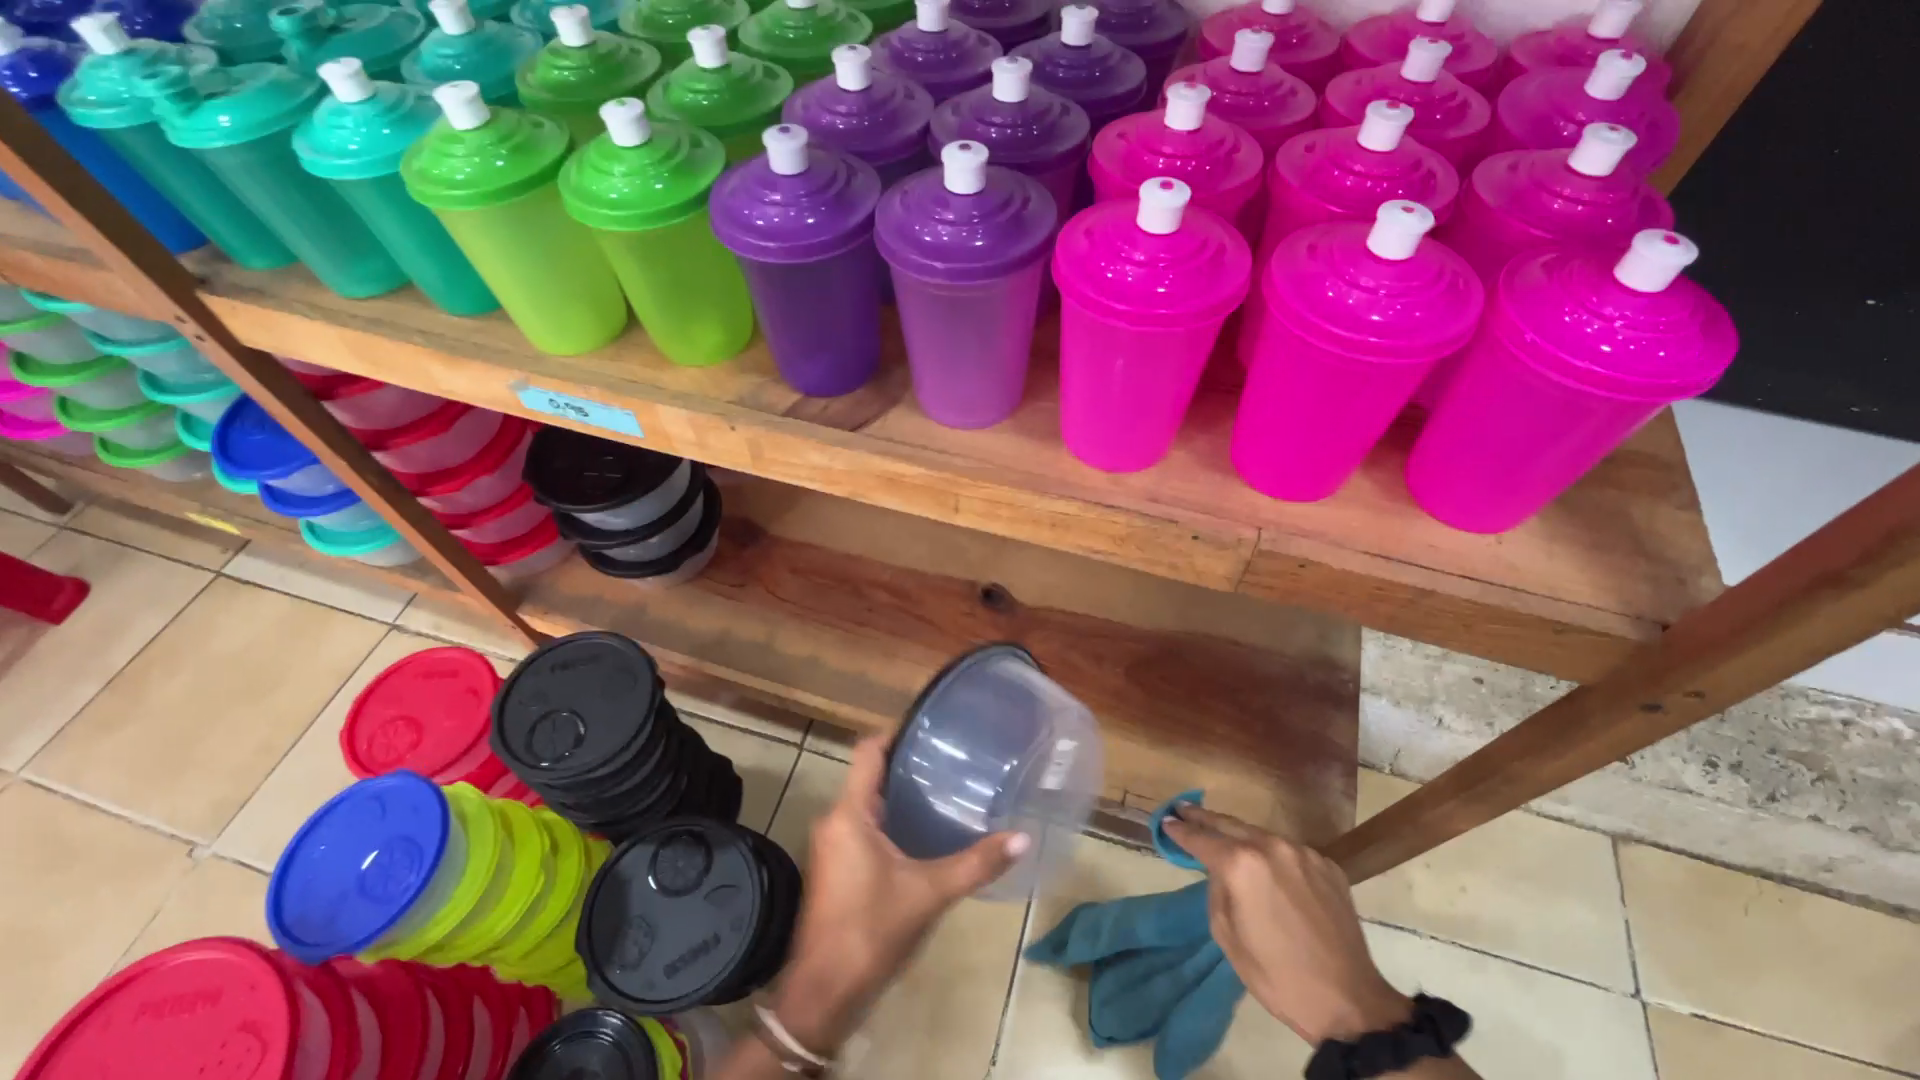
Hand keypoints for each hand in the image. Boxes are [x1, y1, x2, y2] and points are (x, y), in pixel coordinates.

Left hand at [769, 737, 1029, 1052]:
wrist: (823, 993)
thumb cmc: (870, 932)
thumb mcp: (929, 893)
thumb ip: (976, 863)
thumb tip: (1025, 837)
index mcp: (849, 815)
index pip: (868, 752)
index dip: (896, 733)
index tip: (932, 727)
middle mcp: (834, 822)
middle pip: (870, 777)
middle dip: (908, 766)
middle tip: (953, 761)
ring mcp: (832, 847)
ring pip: (867, 806)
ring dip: (901, 797)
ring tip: (947, 791)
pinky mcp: (836, 870)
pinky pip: (864, 830)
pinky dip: (893, 823)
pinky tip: (926, 834)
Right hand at [1162, 803, 1410, 1044]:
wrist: (1347, 1000)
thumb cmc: (1276, 975)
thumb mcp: (1226, 935)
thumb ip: (1216, 890)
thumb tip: (1219, 871)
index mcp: (1242, 865)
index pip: (1201, 838)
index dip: (1180, 830)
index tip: (1166, 821)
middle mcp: (1273, 847)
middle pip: (1230, 824)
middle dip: (1204, 817)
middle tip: (1184, 809)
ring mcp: (1304, 853)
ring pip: (1262, 835)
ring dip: (1240, 836)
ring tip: (1222, 836)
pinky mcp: (1328, 866)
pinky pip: (1290, 853)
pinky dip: (1272, 855)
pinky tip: (1266, 867)